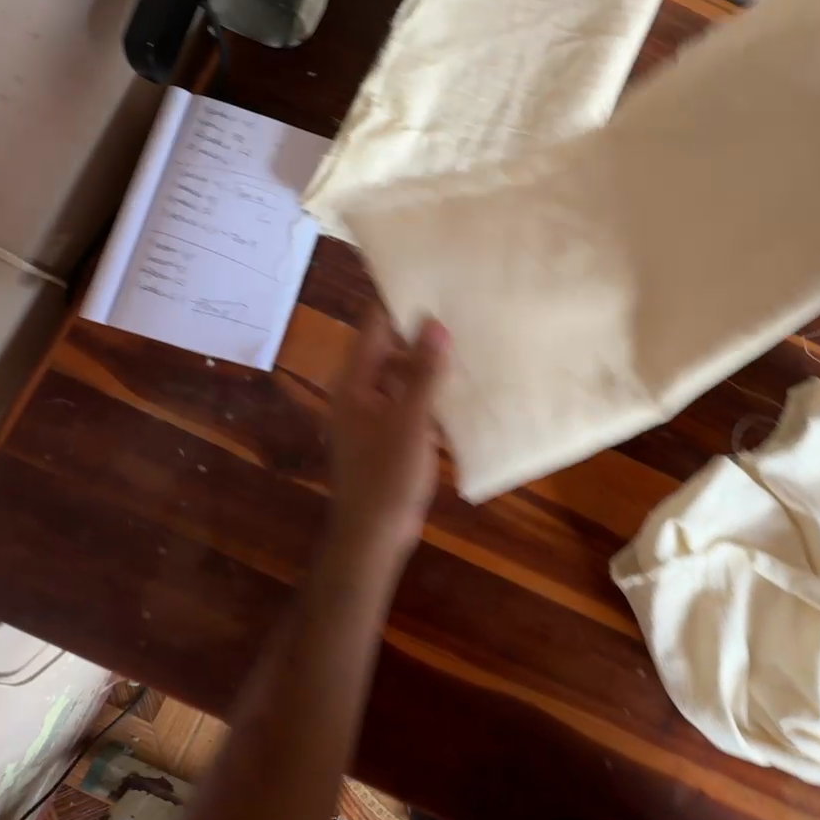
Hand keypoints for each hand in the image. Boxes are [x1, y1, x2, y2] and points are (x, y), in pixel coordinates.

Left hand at [326, 308, 451, 557]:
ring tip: (466, 344)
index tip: (434, 282)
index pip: (373, 326)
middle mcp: (358, 393)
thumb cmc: (386, 476)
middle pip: (387, 349)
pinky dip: (427, 394)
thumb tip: (435, 323)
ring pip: (400, 377)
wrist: (373, 536)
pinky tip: (458, 390)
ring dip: (426, 366)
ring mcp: (371, 416)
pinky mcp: (386, 437)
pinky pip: (407, 403)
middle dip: (420, 334)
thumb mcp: (410, 421)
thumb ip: (423, 372)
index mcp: (354, 382)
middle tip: (460, 311)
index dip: (399, 303)